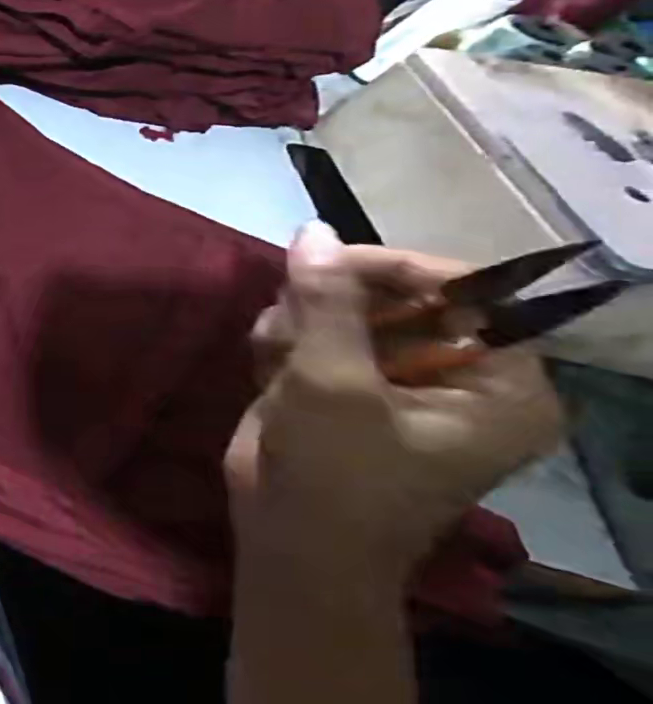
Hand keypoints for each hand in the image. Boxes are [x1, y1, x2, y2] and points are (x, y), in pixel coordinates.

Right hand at [225, 222, 562, 584]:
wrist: (291, 535)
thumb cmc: (337, 471)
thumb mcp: (331, 382)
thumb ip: (324, 302)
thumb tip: (312, 229)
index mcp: (497, 385)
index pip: (465, 293)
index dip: (395, 269)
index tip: (322, 260)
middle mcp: (454, 377)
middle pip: (393, 297)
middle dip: (327, 305)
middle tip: (288, 328)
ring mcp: (392, 380)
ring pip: (339, 311)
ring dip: (294, 324)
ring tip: (273, 359)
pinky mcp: (341, 385)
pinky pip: (312, 332)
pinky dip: (281, 342)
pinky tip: (266, 370)